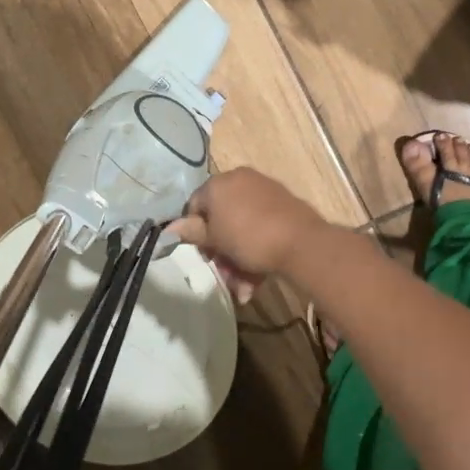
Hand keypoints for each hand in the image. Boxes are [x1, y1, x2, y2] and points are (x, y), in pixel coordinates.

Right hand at [166, 168, 332, 303]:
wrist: (301, 242)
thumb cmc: (248, 238)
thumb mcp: (214, 239)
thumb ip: (191, 232)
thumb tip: (169, 227)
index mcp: (218, 183)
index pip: (195, 205)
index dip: (195, 232)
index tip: (204, 255)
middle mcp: (239, 180)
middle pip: (220, 219)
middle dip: (220, 252)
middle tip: (224, 274)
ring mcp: (263, 191)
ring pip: (241, 228)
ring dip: (237, 260)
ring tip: (243, 289)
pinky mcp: (282, 204)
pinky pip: (260, 227)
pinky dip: (255, 251)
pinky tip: (257, 281)